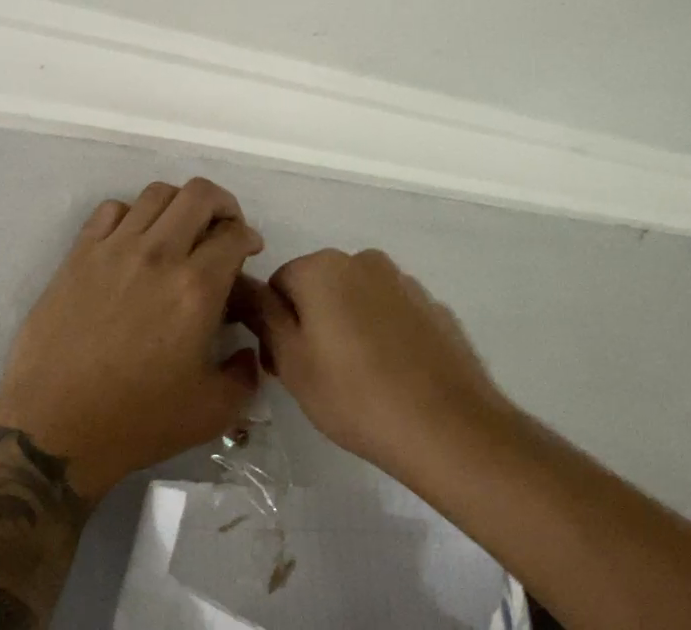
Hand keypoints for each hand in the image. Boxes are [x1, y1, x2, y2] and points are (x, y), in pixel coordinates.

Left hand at [0, 178, 264, 498]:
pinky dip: (131, 214)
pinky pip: (111, 209)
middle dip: (222, 204)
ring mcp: (113, 249)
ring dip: (178, 205)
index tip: (247, 251)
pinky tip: (133, 241)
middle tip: (221, 230)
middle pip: (198, 195)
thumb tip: (246, 350)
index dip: (248, 237)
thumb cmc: (137, 421)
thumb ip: (244, 375)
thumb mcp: (212, 412)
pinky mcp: (78, 254)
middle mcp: (158, 255)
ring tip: (179, 231)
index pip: (233, 234)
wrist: (55, 425)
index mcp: (196, 288)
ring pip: (155, 194)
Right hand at [234, 249, 509, 476]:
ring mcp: (404, 283)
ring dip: (346, 328)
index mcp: (323, 267)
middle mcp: (364, 261)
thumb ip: (261, 314)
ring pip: (356, 300)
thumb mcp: (291, 360)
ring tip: (355, 381)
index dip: (272, 326)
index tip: (282, 366)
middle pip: (318, 287)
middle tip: (314, 377)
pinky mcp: (434, 308)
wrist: (449, 428)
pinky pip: (391, 315)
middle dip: (309, 323)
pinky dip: (382, 336)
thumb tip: (241, 282)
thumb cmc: (355, 395)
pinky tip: (390, 377)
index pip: (277, 284)